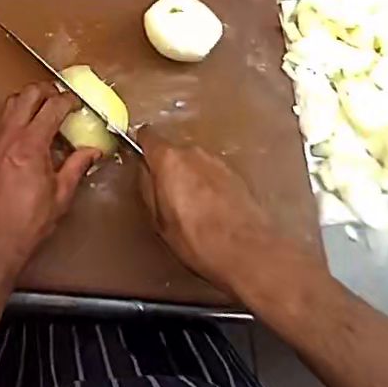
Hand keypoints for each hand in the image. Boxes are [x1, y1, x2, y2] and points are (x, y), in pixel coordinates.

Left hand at [0, 82, 104, 282]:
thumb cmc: (26, 223)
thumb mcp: (61, 195)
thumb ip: (77, 166)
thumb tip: (93, 151)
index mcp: (31, 144)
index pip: (53, 106)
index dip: (69, 100)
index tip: (79, 103)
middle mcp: (10, 136)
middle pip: (28, 94)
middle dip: (47, 90)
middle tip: (62, 98)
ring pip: (11, 102)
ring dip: (29, 99)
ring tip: (46, 109)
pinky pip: (3, 119)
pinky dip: (17, 114)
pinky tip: (29, 130)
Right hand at [138, 135, 317, 300]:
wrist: (246, 250)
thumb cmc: (197, 239)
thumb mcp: (158, 220)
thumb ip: (148, 188)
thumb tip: (145, 173)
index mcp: (168, 159)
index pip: (147, 136)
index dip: (141, 146)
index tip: (141, 159)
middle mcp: (194, 153)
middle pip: (173, 153)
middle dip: (168, 170)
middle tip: (167, 198)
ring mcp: (217, 162)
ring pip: (195, 164)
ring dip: (191, 179)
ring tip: (193, 210)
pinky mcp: (236, 175)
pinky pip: (213, 175)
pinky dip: (210, 187)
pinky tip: (212, 212)